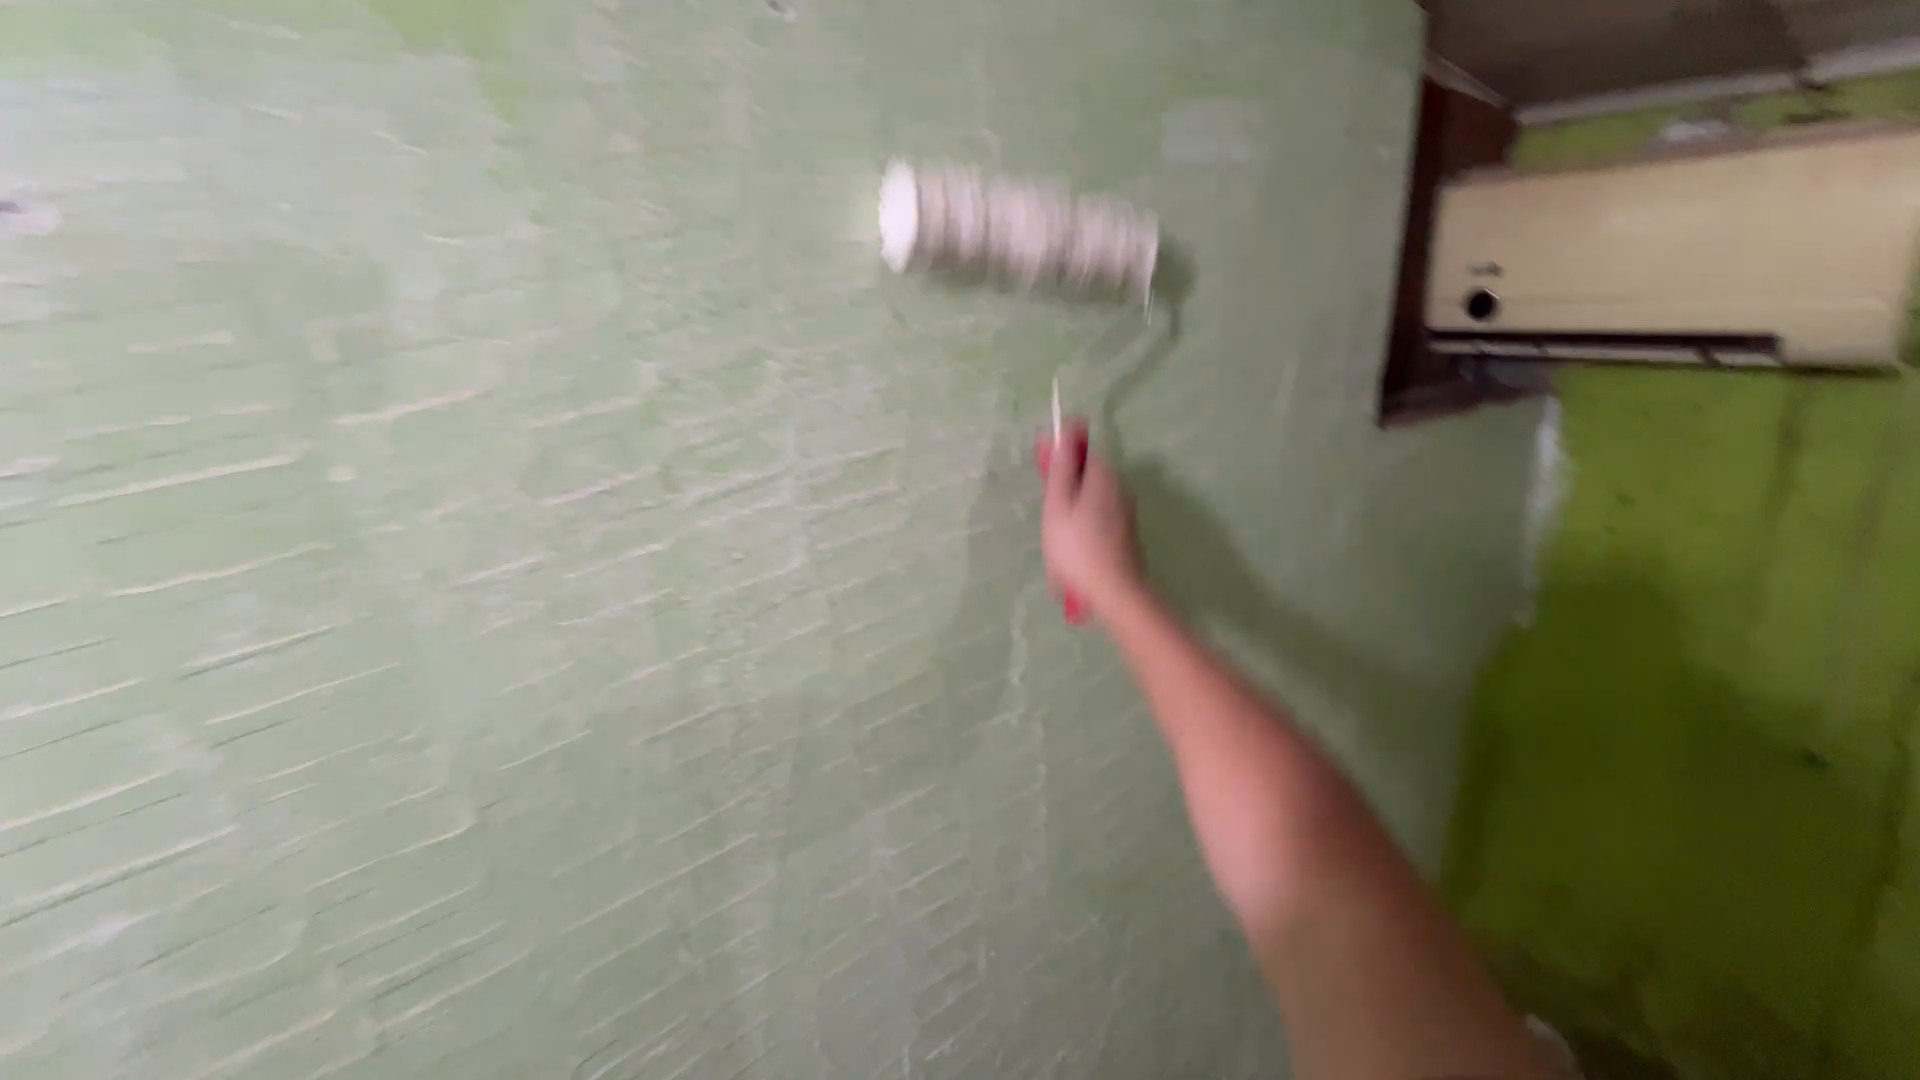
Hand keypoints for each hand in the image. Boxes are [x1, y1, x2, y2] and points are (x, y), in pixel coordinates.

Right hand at [1038, 420, 1141, 614]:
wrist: (1114, 593)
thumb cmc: (1077, 548)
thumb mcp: (1057, 505)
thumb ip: (1060, 467)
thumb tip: (1065, 428)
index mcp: (1103, 475)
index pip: (1081, 450)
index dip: (1059, 459)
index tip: (1043, 476)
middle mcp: (1119, 488)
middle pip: (1085, 478)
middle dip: (1063, 493)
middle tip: (1049, 519)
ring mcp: (1125, 512)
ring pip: (1088, 503)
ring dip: (1069, 518)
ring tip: (1057, 545)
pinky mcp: (1125, 534)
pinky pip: (1096, 523)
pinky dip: (1081, 534)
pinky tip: (1072, 557)